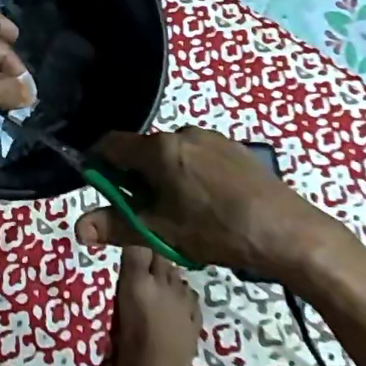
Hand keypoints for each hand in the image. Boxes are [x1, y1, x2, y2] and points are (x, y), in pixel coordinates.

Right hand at [74, 127, 340, 275]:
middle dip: (137, 180)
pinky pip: (198, 157)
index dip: (101, 167)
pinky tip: (211, 207)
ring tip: (184, 217)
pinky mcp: (234, 149)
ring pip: (172, 156)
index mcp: (159, 148)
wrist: (287, 231)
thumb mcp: (162, 232)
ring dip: (166, 180)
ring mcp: (211, 138)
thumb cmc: (217, 230)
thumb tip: (78, 228)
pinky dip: (191, 176)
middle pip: (143, 152)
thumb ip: (116, 226)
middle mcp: (182, 133)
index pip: (112, 144)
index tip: (105, 193)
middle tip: (149, 216)